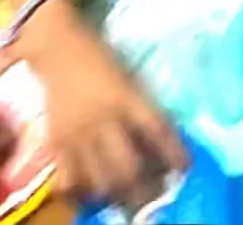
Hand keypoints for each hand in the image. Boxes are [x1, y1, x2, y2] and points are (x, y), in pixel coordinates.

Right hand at [24, 17, 182, 202]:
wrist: (59, 47)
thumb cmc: (99, 56)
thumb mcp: (126, 75)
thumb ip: (139, 104)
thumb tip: (158, 138)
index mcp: (124, 95)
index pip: (157, 128)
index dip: (174, 152)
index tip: (186, 167)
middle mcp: (102, 119)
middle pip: (129, 169)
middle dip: (146, 188)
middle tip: (155, 193)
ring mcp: (78, 134)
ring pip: (101, 183)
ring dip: (118, 193)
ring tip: (126, 195)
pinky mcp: (56, 143)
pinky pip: (70, 181)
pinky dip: (83, 191)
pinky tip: (92, 189)